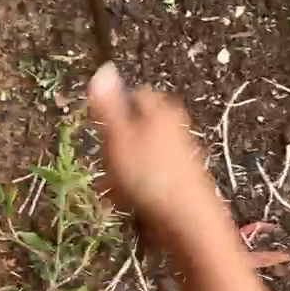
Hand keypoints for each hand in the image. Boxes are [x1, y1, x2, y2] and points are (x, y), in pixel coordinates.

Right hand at [87, 63, 229, 254]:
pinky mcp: (179, 182)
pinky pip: (148, 178)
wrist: (188, 221)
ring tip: (110, 192)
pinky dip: (133, 188)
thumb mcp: (120, 138)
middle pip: (134, 128)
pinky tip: (124, 204)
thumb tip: (103, 69)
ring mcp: (178, 156)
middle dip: (114, 149)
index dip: (113, 112)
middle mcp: (173, 128)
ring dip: (119, 173)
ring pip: (138, 157)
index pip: (134, 96)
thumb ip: (109, 106)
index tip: (101, 133)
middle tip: (105, 167)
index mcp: (161, 110)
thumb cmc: (149, 177)